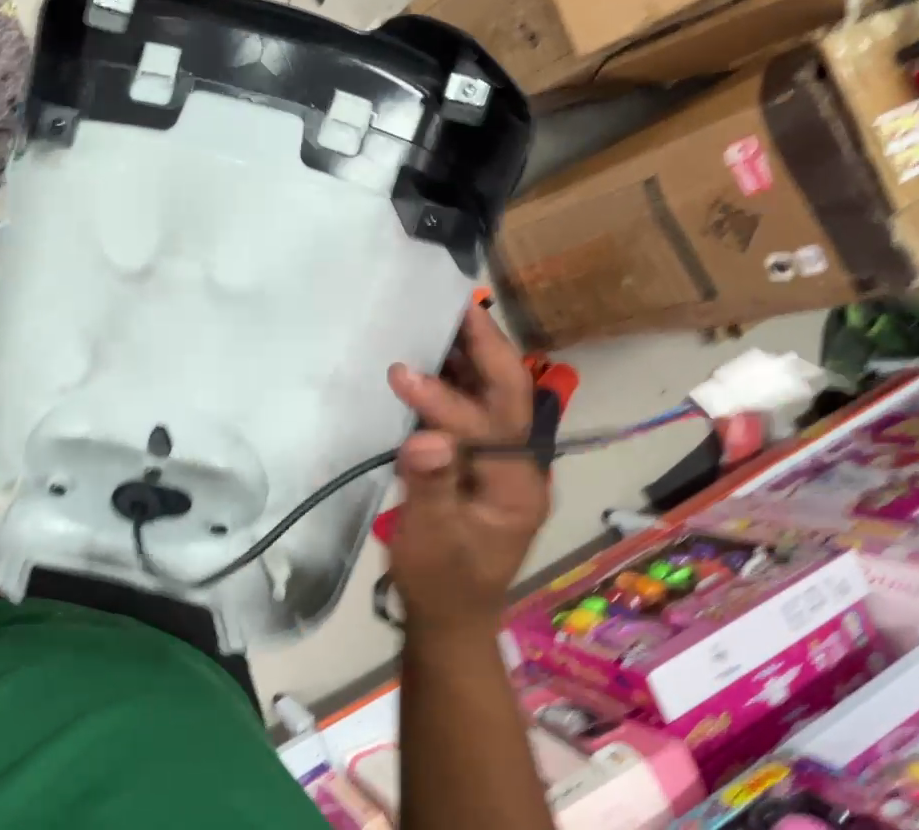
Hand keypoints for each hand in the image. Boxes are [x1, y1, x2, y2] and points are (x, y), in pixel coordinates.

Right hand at [385, 306, 549, 639]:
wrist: (449, 614)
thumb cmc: (442, 580)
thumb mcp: (432, 540)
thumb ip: (431, 487)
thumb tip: (424, 437)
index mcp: (517, 484)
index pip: (490, 425)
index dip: (447, 399)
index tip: (399, 374)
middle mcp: (518, 463)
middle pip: (508, 393)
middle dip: (486, 348)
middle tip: (455, 304)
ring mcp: (499, 459)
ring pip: (492, 395)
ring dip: (469, 355)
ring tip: (438, 316)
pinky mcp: (476, 459)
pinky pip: (470, 408)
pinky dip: (449, 378)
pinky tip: (424, 358)